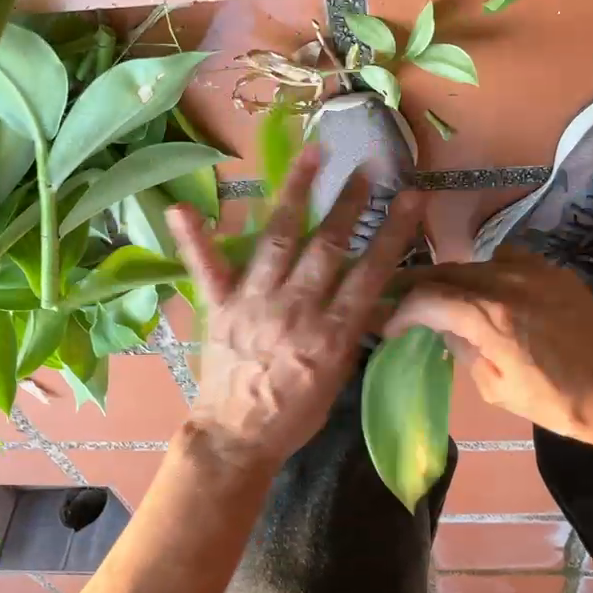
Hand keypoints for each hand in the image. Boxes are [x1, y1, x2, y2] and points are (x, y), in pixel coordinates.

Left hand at [167, 145, 421, 471]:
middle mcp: (294, 310)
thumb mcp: (339, 378)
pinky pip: (205, 267)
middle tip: (366, 167)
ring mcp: (252, 303)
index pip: (369, 272)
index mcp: (330, 335)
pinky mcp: (219, 305)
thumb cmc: (295, 414)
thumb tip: (370, 292)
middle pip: (327, 246)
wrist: (236, 439)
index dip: (393, 231)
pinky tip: (181, 206)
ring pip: (279, 238)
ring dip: (297, 192)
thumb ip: (351, 330)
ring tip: (314, 154)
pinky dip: (193, 237)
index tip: (411, 195)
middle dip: (350, 203)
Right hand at [386, 254, 592, 447]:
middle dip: (416, 288)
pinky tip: (487, 293)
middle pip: (444, 272)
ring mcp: (532, 268)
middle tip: (398, 304)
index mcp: (489, 315)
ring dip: (449, 279)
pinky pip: (504, 260)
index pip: (424, 299)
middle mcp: (505, 279)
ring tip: (438, 299)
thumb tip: (446, 330)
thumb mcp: (501, 390)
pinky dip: (484, 273)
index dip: (398, 312)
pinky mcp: (552, 269)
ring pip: (472, 264)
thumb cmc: (566, 404)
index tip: (387, 327)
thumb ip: (466, 351)